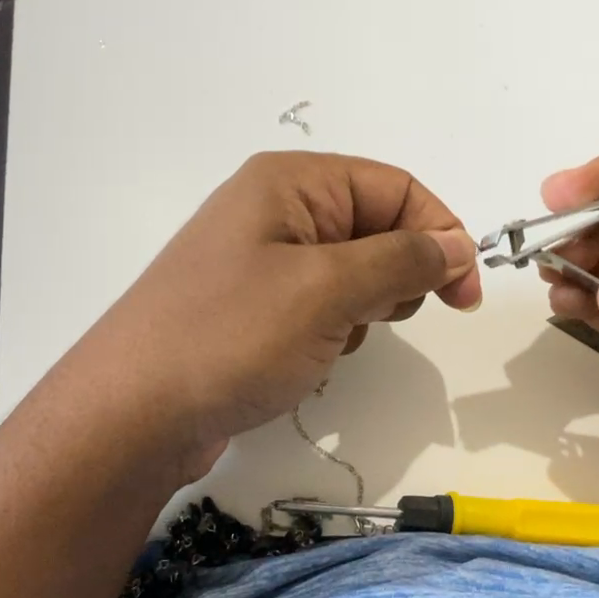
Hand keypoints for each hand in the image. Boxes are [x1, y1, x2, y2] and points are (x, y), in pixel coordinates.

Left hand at [51, 152, 481, 484]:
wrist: (133, 414)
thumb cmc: (230, 340)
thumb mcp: (326, 292)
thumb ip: (400, 262)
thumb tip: (456, 245)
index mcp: (289, 183)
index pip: (394, 188)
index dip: (440, 235)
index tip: (465, 298)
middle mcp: (271, 215)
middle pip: (371, 230)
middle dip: (395, 278)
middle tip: (381, 322)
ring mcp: (254, 268)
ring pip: (345, 279)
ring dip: (358, 315)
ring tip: (329, 345)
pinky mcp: (245, 317)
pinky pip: (312, 313)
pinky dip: (326, 337)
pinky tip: (304, 364)